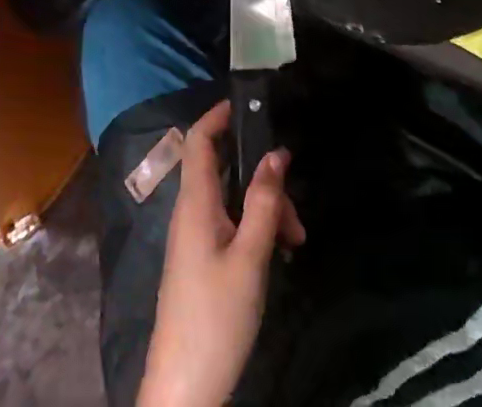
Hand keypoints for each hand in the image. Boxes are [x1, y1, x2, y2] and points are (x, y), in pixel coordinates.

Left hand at [137, 100, 304, 406]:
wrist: (185, 382)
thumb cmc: (217, 314)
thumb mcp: (250, 257)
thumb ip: (264, 204)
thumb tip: (277, 154)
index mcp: (194, 202)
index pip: (199, 141)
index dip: (218, 116)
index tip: (247, 103)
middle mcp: (190, 211)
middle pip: (224, 171)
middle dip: (264, 179)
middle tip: (296, 213)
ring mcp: (194, 236)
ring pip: (233, 201)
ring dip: (266, 210)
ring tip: (295, 242)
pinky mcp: (201, 258)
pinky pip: (230, 224)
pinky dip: (256, 229)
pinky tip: (279, 252)